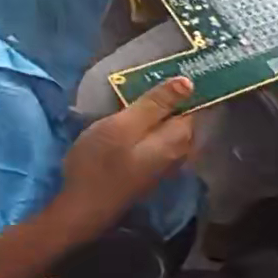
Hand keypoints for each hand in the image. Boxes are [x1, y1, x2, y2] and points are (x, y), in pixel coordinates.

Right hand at [52, 77, 197, 236]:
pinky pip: (158, 139)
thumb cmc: (100, 163)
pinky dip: (150, 126)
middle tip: (148, 77)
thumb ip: (156, 104)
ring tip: (138, 92)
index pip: (195, 104)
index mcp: (179, 138)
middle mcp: (181, 152)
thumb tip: (189, 82)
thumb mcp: (124, 126)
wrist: (82, 209)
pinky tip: (133, 118)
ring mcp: (167, 163)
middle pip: (183, 116)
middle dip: (171, 97)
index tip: (170, 67)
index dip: (185, 86)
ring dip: (158, 111)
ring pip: (169, 128)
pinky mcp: (152, 169)